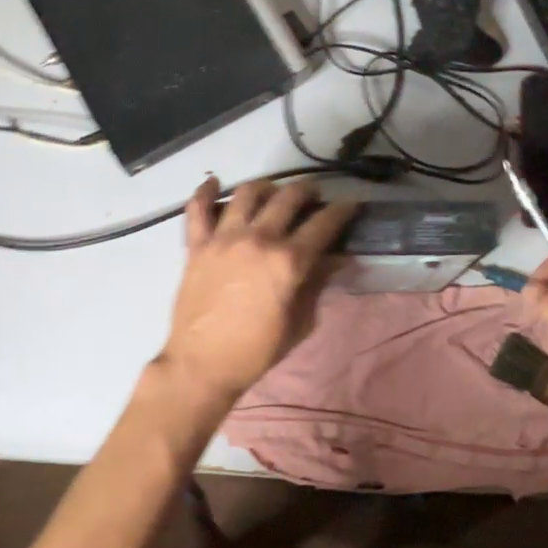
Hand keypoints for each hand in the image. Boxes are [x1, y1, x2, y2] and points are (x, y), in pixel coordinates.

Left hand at [155, 177, 355, 404]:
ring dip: (266, 187)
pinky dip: (205, 192)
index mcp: (288, 261)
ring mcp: (224, 239)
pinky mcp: (197, 246)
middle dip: (307, 192)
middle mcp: (258, 239)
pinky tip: (213, 182)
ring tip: (272, 192)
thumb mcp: (299, 322)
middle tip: (313, 196)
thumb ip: (316, 285)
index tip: (351, 205)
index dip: (342, 211)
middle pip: (288, 198)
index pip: (323, 224)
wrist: (202, 365)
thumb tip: (336, 260)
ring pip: (247, 194)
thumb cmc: (257, 351)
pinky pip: (197, 209)